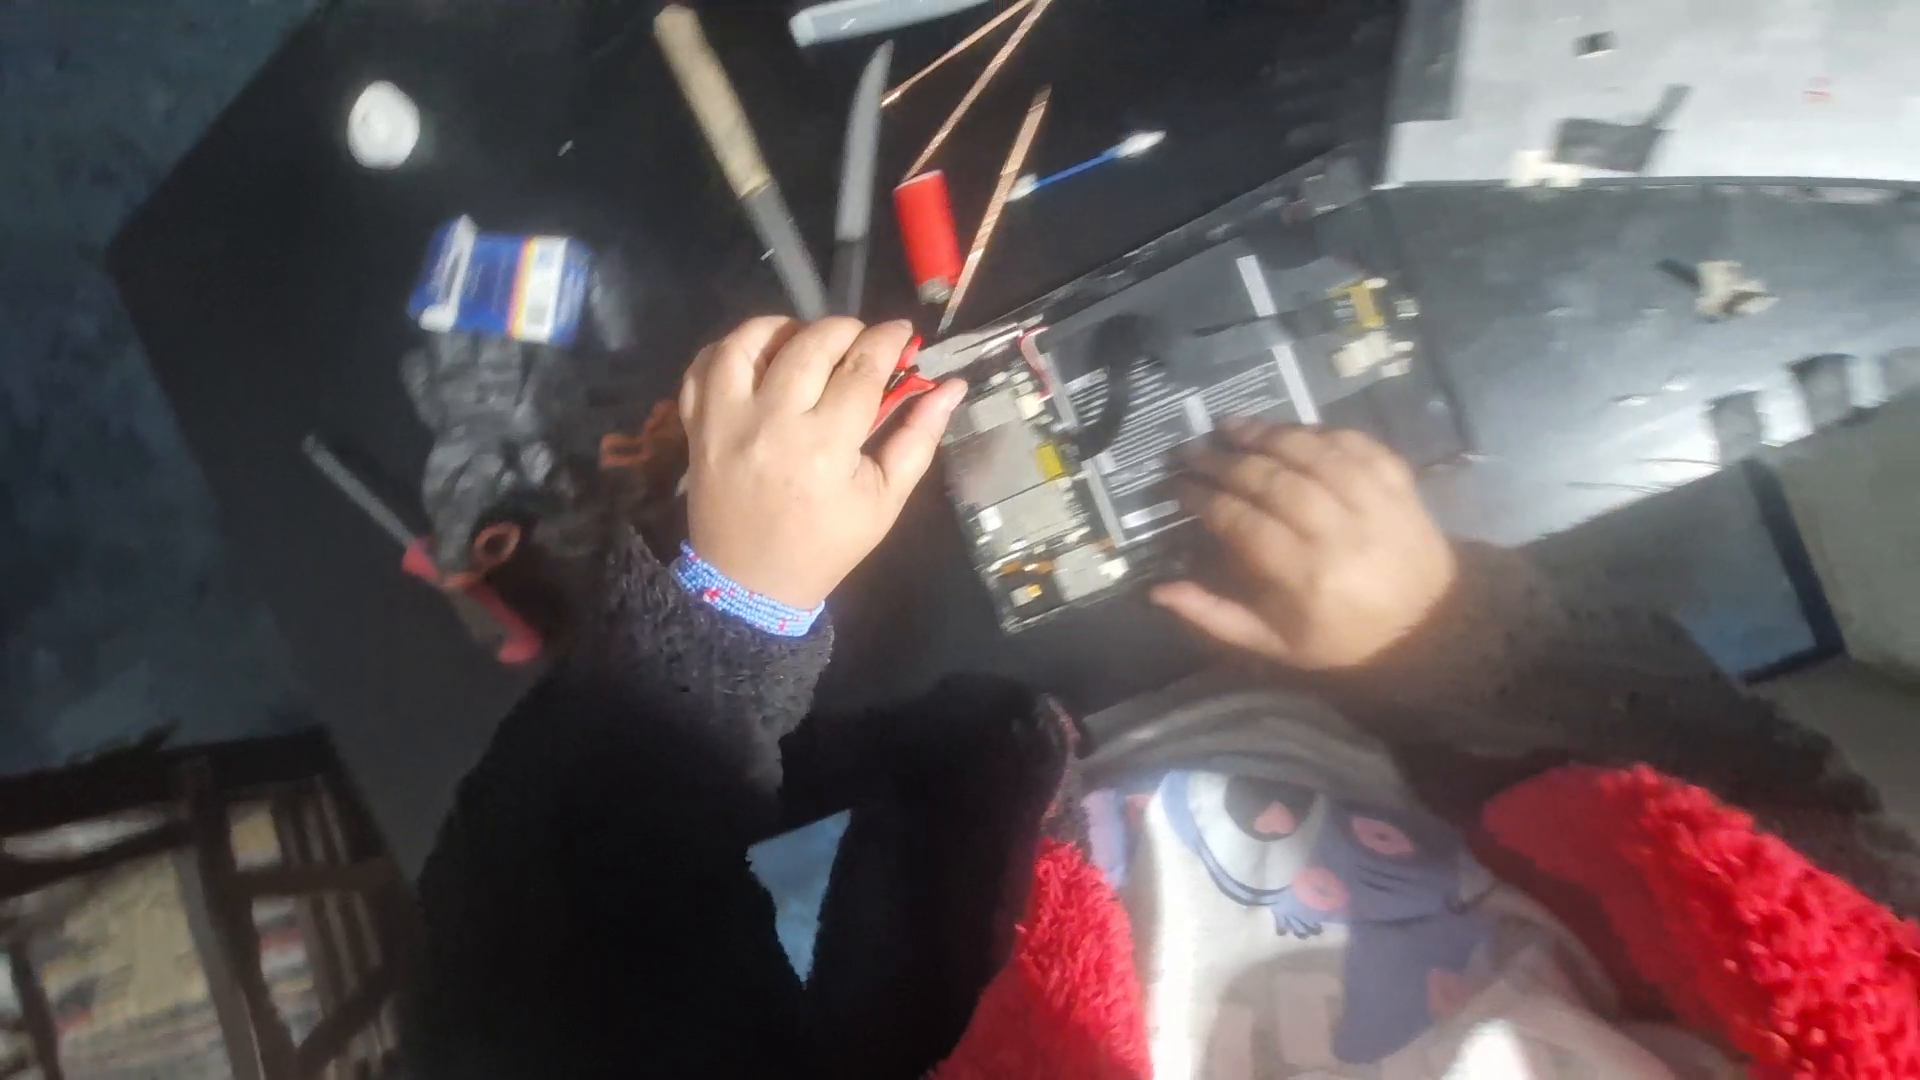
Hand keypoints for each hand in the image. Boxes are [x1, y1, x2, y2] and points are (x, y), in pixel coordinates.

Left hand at [679, 316, 965, 609]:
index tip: (901, 333)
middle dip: (845, 330)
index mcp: (825, 448)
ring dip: (784, 327)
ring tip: (806, 342)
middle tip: (861, 342)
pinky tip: (760, 358)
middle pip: (810, 344)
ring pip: (750, 341)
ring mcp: (725, 421)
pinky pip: (705, 364)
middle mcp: (771, 423)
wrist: (752, 582)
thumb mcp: (885, 500)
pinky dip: (733, 348)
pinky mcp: (697, 425)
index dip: (887, 341)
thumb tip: (951, 387)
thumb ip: (918, 439)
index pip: (861, 369)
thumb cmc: (828, 544)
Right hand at [1151, 418, 1456, 669]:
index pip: (1243, 523)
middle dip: (1224, 461)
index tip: (1176, 486)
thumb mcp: (1273, 645)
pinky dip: (1320, 431)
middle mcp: (1340, 535)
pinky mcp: (1401, 486)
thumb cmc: (1341, 639)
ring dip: (1267, 434)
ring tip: (1229, 425)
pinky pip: (1358, 445)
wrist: (1432, 629)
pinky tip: (1288, 429)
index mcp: (1305, 578)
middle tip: (1190, 450)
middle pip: (1274, 482)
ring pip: (1314, 455)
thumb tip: (1157, 590)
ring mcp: (1375, 505)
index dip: (1203, 498)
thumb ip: (1214, 616)